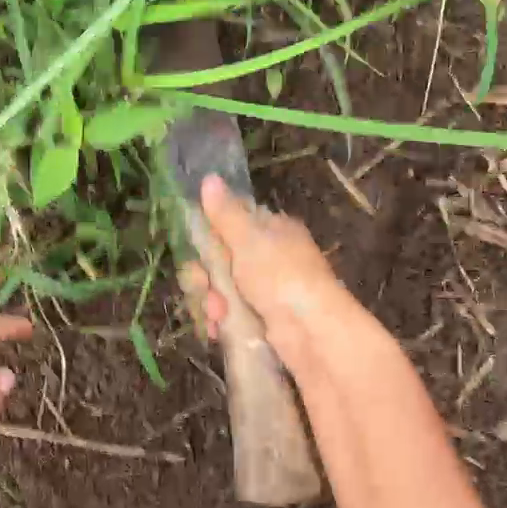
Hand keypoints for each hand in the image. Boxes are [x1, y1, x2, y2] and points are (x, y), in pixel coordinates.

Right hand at [179, 175, 352, 360]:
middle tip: (204, 286)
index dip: (209, 237)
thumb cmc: (281, 276)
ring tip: (216, 314)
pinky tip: (216, 328)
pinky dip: (219, 320)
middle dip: (205, 277)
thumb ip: (225, 213)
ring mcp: (264, 289)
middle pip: (219, 260)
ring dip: (211, 301)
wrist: (310, 330)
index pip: (231, 224)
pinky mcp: (260, 317)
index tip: (196, 249)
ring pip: (220, 288)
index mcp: (272, 231)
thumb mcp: (248, 239)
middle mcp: (268, 257)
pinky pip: (228, 312)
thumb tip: (208, 178)